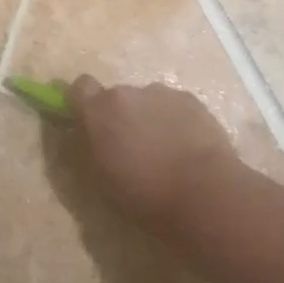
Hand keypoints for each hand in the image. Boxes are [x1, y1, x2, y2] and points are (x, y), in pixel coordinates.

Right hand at [68, 76, 242, 228]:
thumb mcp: (103, 180)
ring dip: (149, 118)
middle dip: (121, 117)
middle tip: (133, 149)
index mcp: (100, 110)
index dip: (83, 101)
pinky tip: (187, 149)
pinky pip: (174, 106)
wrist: (203, 192)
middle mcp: (127, 92)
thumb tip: (91, 133)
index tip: (88, 121)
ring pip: (147, 102)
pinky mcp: (191, 100)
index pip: (80, 87)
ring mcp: (161, 93)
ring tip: (165, 153)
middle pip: (117, 97)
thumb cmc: (145, 195)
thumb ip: (93, 147)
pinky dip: (175, 121)